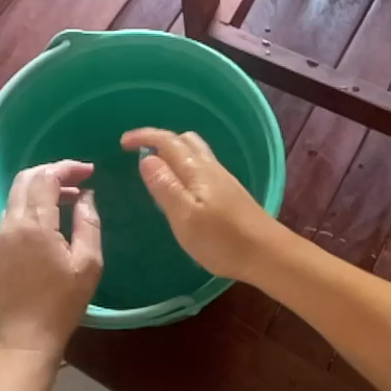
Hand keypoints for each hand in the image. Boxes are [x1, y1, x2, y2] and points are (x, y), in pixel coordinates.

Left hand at [0, 160, 101, 358]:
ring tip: (69, 197)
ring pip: (16, 195)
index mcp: (35, 224)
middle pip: (26, 179)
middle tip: (79, 179)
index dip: (68, 167)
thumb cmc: (62, 303)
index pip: (46, 177)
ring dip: (40, 187)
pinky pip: (11, 213)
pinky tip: (50, 219)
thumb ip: (89, 223)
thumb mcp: (88, 264)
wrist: (25, 337)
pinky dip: (31, 204)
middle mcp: (11, 224)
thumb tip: (86, 196)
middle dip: (52, 171)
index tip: (90, 171)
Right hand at [121, 128, 284, 282]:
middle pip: (184, 141)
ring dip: (173, 153)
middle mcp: (211, 168)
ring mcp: (223, 179)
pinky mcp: (230, 193)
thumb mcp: (184, 216)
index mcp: (196, 170)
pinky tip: (181, 188)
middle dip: (159, 141)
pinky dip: (185, 167)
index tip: (123, 143)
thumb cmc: (222, 239)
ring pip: (195, 153)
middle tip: (139, 154)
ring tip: (157, 170)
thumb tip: (146, 159)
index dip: (144, 137)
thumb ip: (164, 186)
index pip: (167, 141)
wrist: (267, 253)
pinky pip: (202, 167)